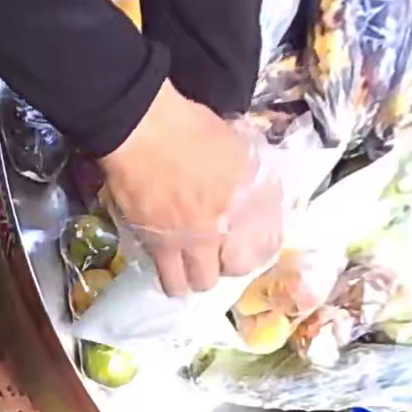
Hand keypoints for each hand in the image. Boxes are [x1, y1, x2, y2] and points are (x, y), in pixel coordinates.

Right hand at [101, 82, 279, 295]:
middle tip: (214, 255)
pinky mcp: (154, 245)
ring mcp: (187, 240)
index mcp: (248, 200)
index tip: (249, 245)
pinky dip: (166, 272)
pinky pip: (164, 273)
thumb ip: (250, 178)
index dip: (260, 249)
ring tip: (185, 267)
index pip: (267, 244)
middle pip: (231, 271)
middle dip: (225, 266)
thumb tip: (255, 198)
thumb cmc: (189, 128)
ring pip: (194, 283)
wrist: (144, 131)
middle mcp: (222, 228)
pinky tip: (164, 261)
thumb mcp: (237, 147)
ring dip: (192, 279)